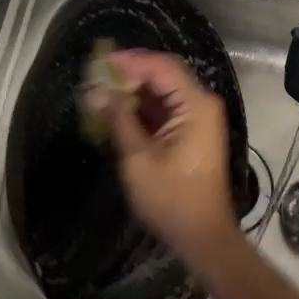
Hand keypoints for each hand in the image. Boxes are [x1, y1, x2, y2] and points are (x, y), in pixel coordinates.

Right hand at [96, 50, 239, 260]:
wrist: (203, 236)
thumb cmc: (172, 198)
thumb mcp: (138, 158)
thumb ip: (118, 120)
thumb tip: (95, 92)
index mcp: (195, 105)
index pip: (161, 67)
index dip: (129, 61)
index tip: (98, 63)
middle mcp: (201, 105)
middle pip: (163, 76)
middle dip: (129, 75)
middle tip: (95, 79)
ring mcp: (198, 120)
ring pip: (162, 92)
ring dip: (132, 92)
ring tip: (99, 94)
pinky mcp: (191, 134)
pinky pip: (165, 110)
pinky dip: (141, 109)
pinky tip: (115, 113)